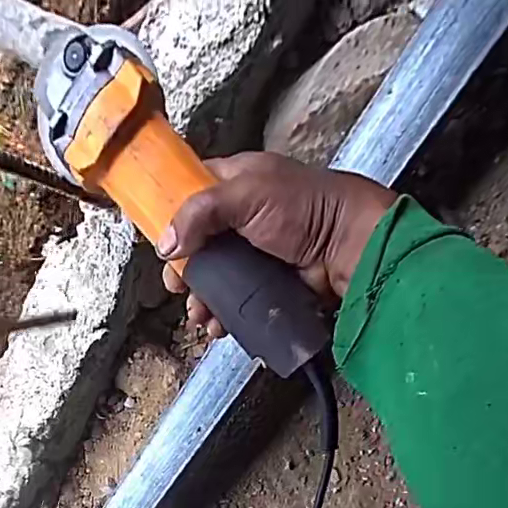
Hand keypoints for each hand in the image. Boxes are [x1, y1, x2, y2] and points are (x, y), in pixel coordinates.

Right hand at [158, 152, 397, 338]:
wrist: (347, 248)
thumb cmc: (306, 209)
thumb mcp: (247, 196)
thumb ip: (200, 213)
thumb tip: (165, 244)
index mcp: (234, 183)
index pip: (189, 193)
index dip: (170, 215)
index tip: (159, 242)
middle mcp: (239, 216)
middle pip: (195, 245)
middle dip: (183, 271)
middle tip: (178, 286)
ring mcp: (250, 252)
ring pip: (211, 278)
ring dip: (199, 299)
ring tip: (199, 315)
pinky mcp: (261, 281)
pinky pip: (231, 299)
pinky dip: (220, 314)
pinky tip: (217, 324)